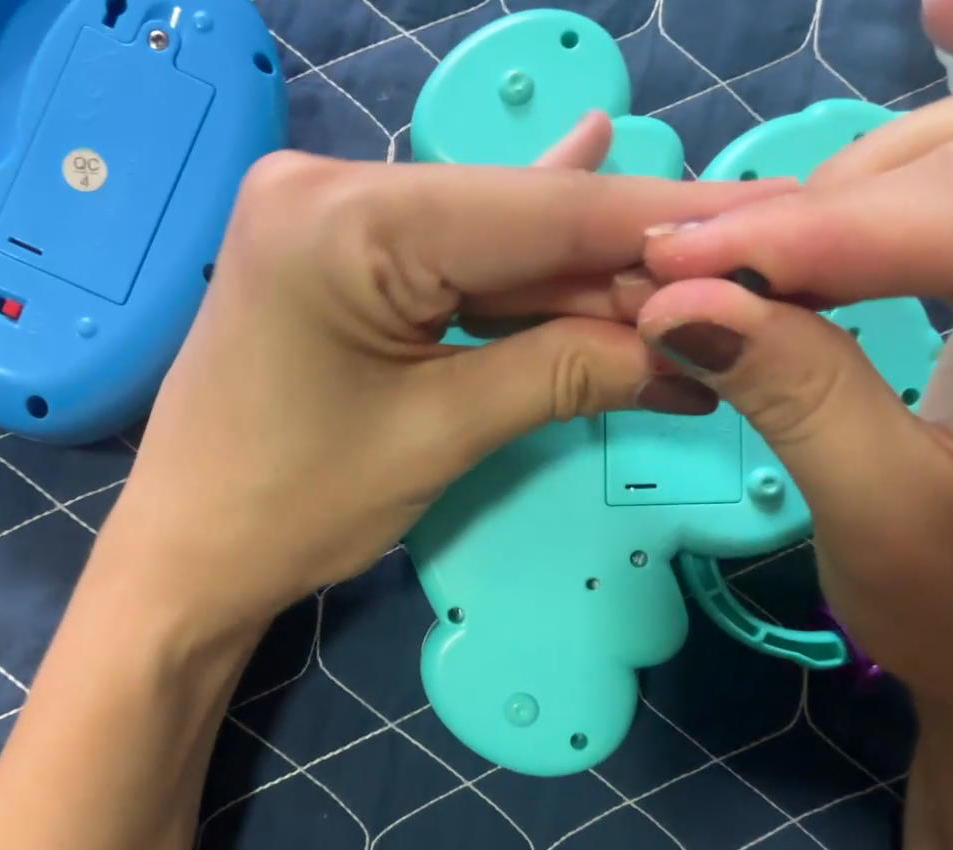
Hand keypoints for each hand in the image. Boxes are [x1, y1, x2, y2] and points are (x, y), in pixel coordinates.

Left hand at [97, 118, 791, 633]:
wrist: (187, 559)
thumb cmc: (292, 509)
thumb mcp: (440, 435)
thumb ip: (566, 370)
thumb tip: (684, 339)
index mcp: (341, 217)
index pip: (534, 213)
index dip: (658, 226)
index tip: (765, 227)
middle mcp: (324, 186)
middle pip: (511, 223)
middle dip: (620, 269)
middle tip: (736, 294)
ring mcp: (320, 218)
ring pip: (482, 243)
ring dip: (575, 281)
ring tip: (689, 292)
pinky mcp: (326, 257)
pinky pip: (438, 261)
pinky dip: (511, 276)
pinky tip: (589, 203)